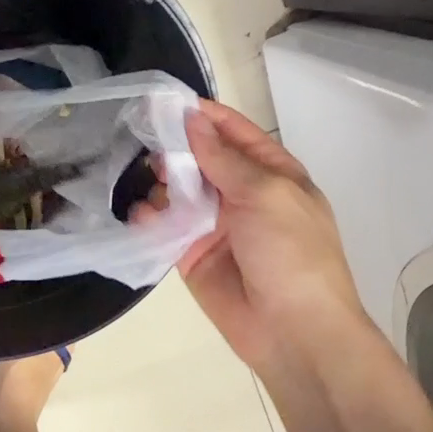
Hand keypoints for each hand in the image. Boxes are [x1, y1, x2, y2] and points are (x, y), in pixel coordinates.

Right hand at [128, 100, 370, 373]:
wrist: (292, 329)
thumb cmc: (291, 253)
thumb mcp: (265, 194)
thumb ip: (223, 158)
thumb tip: (192, 120)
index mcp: (272, 175)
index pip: (235, 133)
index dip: (204, 116)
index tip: (166, 102)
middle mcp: (241, 195)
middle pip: (200, 160)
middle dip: (174, 149)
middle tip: (145, 141)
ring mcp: (213, 225)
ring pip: (177, 191)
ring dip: (159, 182)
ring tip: (144, 178)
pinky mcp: (189, 254)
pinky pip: (163, 228)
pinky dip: (148, 219)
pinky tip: (140, 214)